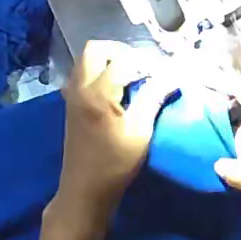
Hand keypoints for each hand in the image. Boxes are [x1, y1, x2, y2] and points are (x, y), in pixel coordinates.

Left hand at [55, 42, 173, 223]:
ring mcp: (71, 95)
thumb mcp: (141, 132)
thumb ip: (153, 98)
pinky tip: (114, 89)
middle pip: (95, 49)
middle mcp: (80, 88)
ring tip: (129, 76)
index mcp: (98, 93)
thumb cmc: (115, 164)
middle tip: (140, 68)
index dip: (144, 62)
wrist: (84, 190)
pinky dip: (97, 72)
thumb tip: (170, 77)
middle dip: (120, 51)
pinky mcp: (70, 103)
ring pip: (85, 59)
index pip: (122, 60)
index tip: (159, 75)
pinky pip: (81, 73)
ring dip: (107, 60)